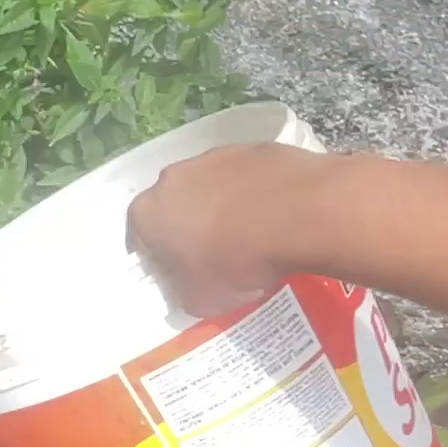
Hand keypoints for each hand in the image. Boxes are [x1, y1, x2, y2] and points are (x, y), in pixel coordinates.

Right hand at [126, 142, 333, 316]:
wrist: (307, 214)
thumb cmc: (237, 261)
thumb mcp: (197, 299)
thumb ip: (181, 292)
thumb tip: (186, 287)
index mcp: (146, 213)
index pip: (140, 238)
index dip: (159, 257)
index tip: (180, 270)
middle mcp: (171, 178)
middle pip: (173, 206)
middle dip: (187, 226)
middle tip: (213, 252)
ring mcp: (215, 157)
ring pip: (208, 187)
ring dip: (220, 206)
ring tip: (249, 232)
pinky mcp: (256, 147)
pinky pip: (245, 175)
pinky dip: (254, 192)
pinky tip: (275, 214)